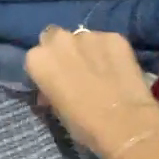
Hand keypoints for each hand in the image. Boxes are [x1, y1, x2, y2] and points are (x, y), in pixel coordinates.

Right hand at [25, 26, 158, 158]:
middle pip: (55, 38)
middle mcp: (59, 40)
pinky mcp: (114, 36)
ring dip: (86, 50)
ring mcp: (88, 35)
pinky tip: (117, 69)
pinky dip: (109, 52)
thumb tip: (55, 88)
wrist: (123, 123)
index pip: (35, 57)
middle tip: (74, 70)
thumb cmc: (82, 123)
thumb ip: (50, 90)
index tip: (54, 81)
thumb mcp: (56, 109)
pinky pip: (107, 42)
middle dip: (62, 51)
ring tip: (99, 70)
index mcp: (38, 59)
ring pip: (82, 39)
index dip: (46, 69)